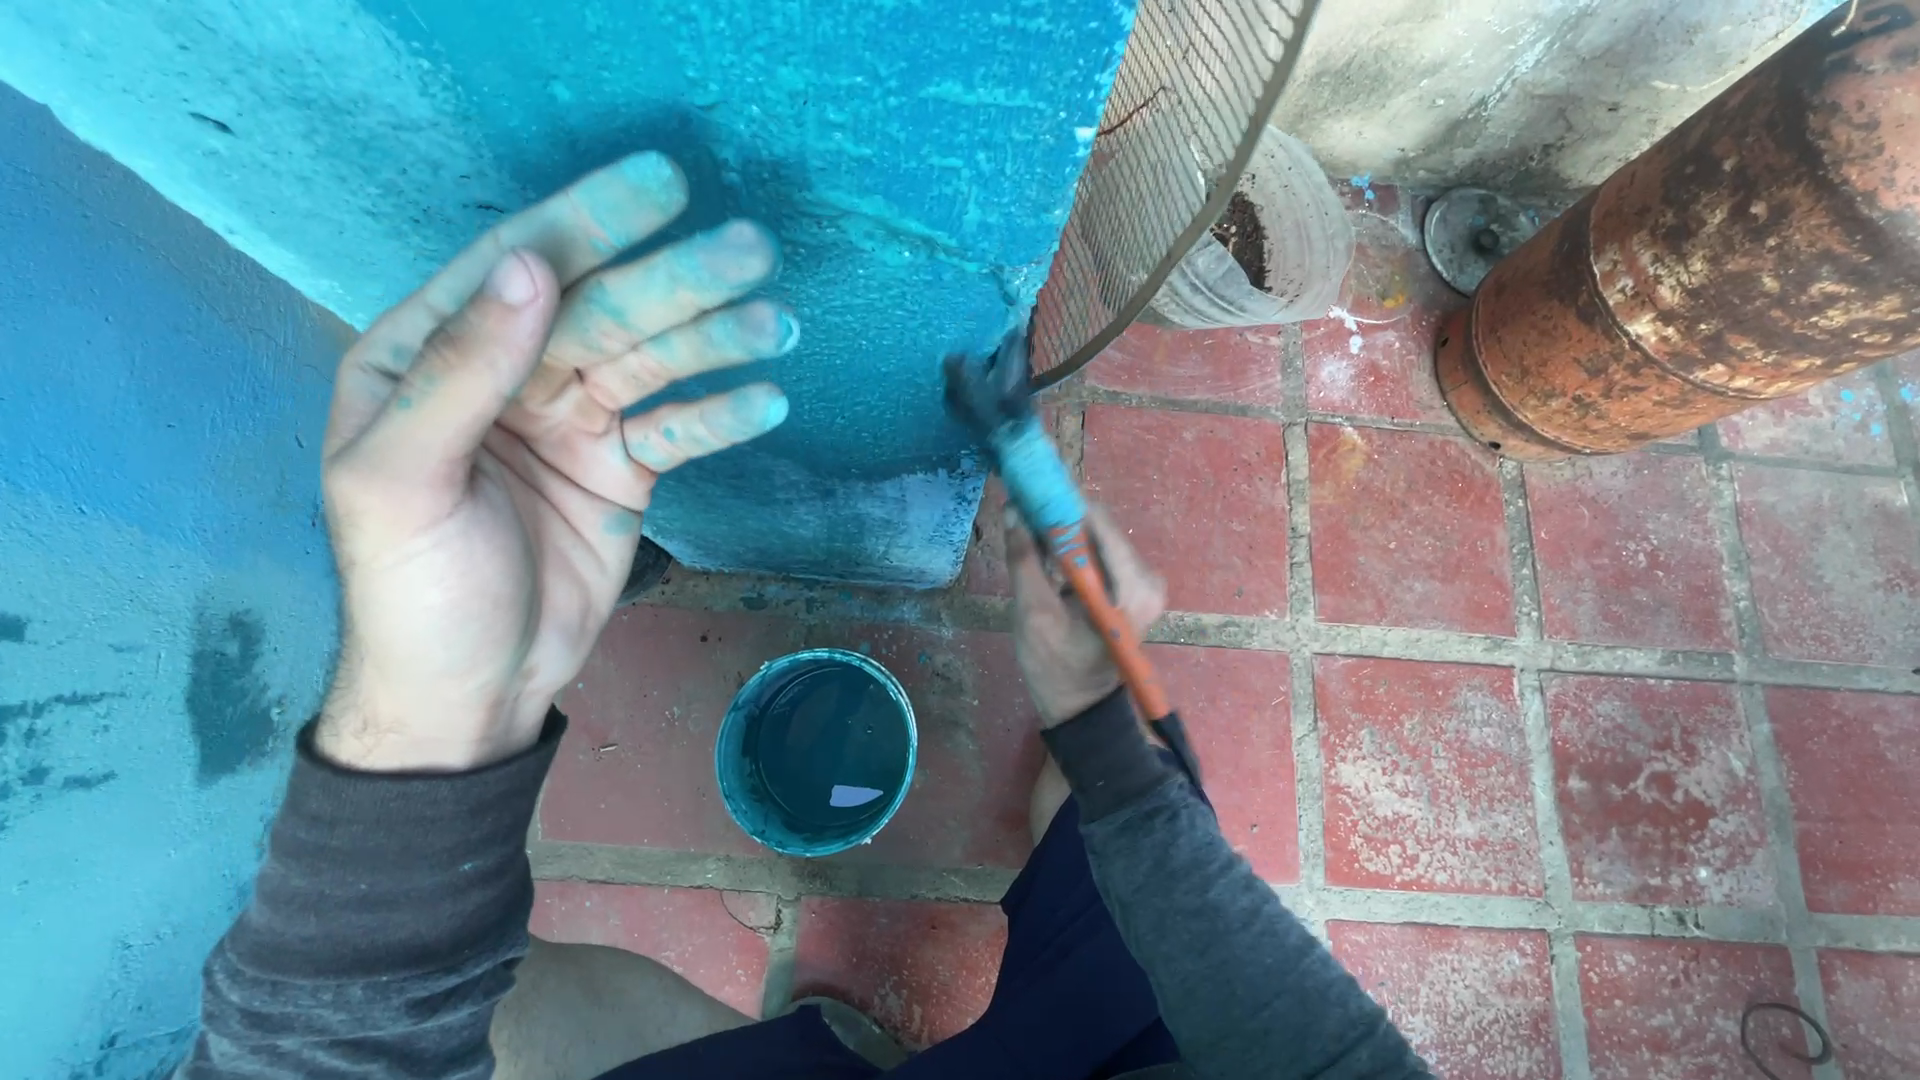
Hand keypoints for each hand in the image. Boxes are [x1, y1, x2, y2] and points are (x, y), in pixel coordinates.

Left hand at [317, 152, 796, 771]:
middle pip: (606, 312)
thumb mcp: (398, 481)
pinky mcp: (626, 470)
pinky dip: (720, 417)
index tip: (661, 186)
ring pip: (654, 366)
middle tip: (753, 248)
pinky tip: (768, 400)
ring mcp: (576, 422)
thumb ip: (458, 374)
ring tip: (779, 324)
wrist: (474, 689)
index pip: (518, 270)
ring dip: (717, 343)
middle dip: (678, 279)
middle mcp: (512, 376)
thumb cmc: (411, 591)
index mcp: (431, 358)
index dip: (588, 224)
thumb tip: (528, 268)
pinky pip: (679, 431)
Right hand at [1006, 503, 1166, 725]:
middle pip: (1097, 527)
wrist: (1080, 710)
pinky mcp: (1131, 587)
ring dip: (1060, 531)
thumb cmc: (1057, 669)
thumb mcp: (1033, 614)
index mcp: (1132, 586)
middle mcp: (1147, 577)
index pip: (1096, 521)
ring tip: (1024, 525)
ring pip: (1095, 537)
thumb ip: (1024, 559)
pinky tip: (1043, 549)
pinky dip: (1070, 548)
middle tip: (1019, 505)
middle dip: (1056, 515)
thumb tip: (1012, 509)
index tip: (1027, 483)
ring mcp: (1142, 583)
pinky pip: (1098, 554)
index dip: (1059, 500)